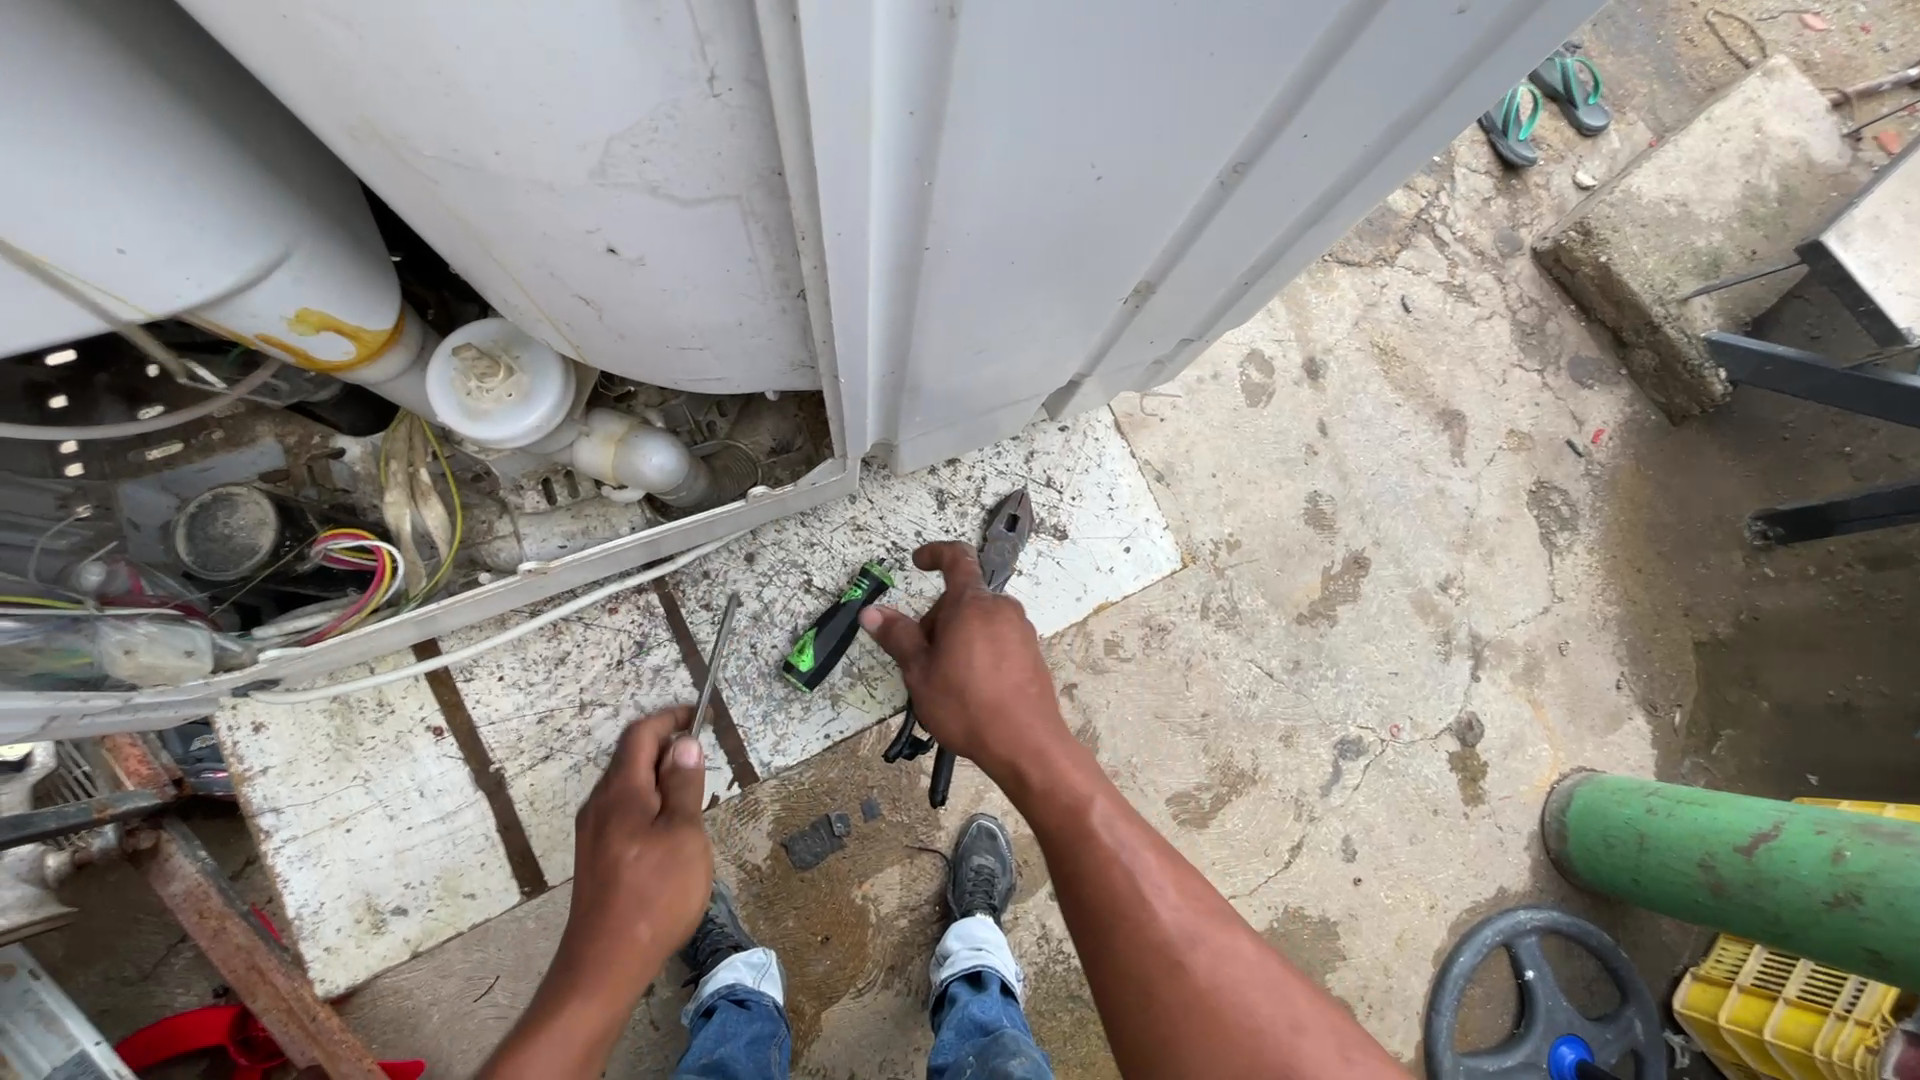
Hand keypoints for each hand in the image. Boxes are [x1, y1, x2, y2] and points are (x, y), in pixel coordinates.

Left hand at [551, 706, 711, 1002]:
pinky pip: (625, 811)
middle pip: (630, 758)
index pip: (639, 736)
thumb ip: (684, 785)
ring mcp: (594, 833)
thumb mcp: (684, 834)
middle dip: (667, 749)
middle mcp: (600, 805)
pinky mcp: (597, 857)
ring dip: (661, 779)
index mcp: (621, 793)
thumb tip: (685, 744)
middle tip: (704, 762)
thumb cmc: (654, 895)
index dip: (668, 718)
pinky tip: (672, 831)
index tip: (698, 716)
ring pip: (629, 787)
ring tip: (694, 798)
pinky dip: (651, 803)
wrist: (605, 965)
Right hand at [858, 541, 1072, 780]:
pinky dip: (978, 651)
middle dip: (937, 621)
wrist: (1025, 744)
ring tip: (946, 680)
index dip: (935, 553)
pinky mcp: (1032, 653)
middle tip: (922, 661)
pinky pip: (997, 639)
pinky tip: (972, 688)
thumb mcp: (920, 672)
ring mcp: (1021, 631)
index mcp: (972, 605)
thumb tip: (871, 612)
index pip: (956, 559)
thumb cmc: (966, 705)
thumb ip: (897, 636)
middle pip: (962, 600)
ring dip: (957, 638)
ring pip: (979, 621)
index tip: (918, 562)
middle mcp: (1002, 609)